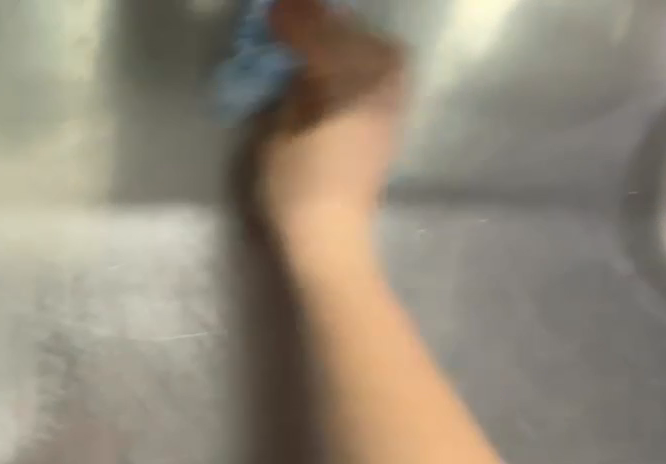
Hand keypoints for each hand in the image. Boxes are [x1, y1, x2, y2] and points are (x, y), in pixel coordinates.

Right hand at [260, 0, 407, 255]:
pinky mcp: (392, 115)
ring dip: (338, 40)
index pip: (318, 34)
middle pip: (347, 34)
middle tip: (287, 14)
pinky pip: (374, 71)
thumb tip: (302, 70)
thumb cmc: (296, 192)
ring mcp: (393, 95)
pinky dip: (353, 61)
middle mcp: (382, 77)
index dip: (291, 19)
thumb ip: (292, 93)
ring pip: (366, 49)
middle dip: (317, 23)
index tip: (271, 9)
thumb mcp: (278, 135)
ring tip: (309, 38)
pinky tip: (332, 65)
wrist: (331, 238)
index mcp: (351, 77)